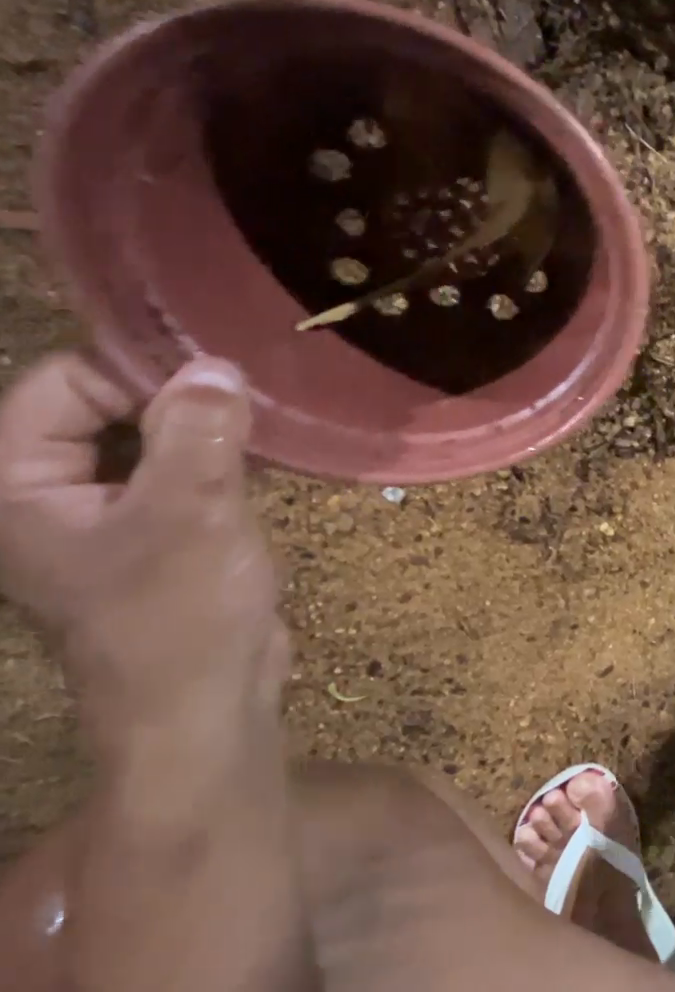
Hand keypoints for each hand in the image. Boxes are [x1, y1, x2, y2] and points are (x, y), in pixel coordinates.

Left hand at [0, 354, 284, 744]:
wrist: (200, 701)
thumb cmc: (178, 610)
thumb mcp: (192, 511)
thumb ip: (196, 431)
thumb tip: (215, 365)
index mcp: (10, 483)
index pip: (63, 384)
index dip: (139, 374)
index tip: (223, 380)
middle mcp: (35, 492)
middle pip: (97, 406)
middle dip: (174, 400)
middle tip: (248, 404)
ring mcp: (88, 515)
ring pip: (138, 439)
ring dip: (198, 431)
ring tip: (258, 434)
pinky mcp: (139, 535)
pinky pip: (165, 473)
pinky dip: (207, 462)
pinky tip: (253, 468)